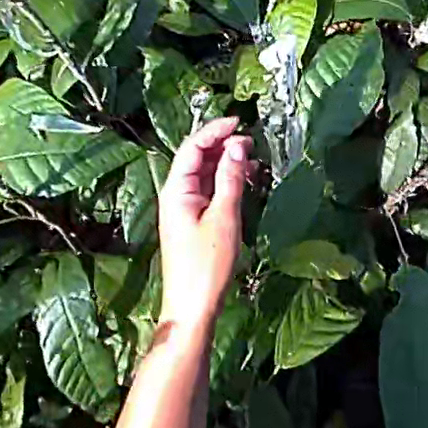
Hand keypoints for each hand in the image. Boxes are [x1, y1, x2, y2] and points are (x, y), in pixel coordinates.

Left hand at [157, 117, 252, 331]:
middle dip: (222, 144)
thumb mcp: (224, 218)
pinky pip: (207, 190)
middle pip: (196, 157)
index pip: (192, 147)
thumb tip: (237, 147)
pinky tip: (244, 181)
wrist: (192, 306)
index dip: (214, 130)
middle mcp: (175, 194)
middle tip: (250, 141)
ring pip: (203, 174)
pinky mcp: (192, 220)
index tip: (239, 121)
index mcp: (175, 189)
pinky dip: (224, 181)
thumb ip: (230, 180)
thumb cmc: (206, 265)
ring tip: (252, 159)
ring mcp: (183, 207)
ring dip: (225, 162)